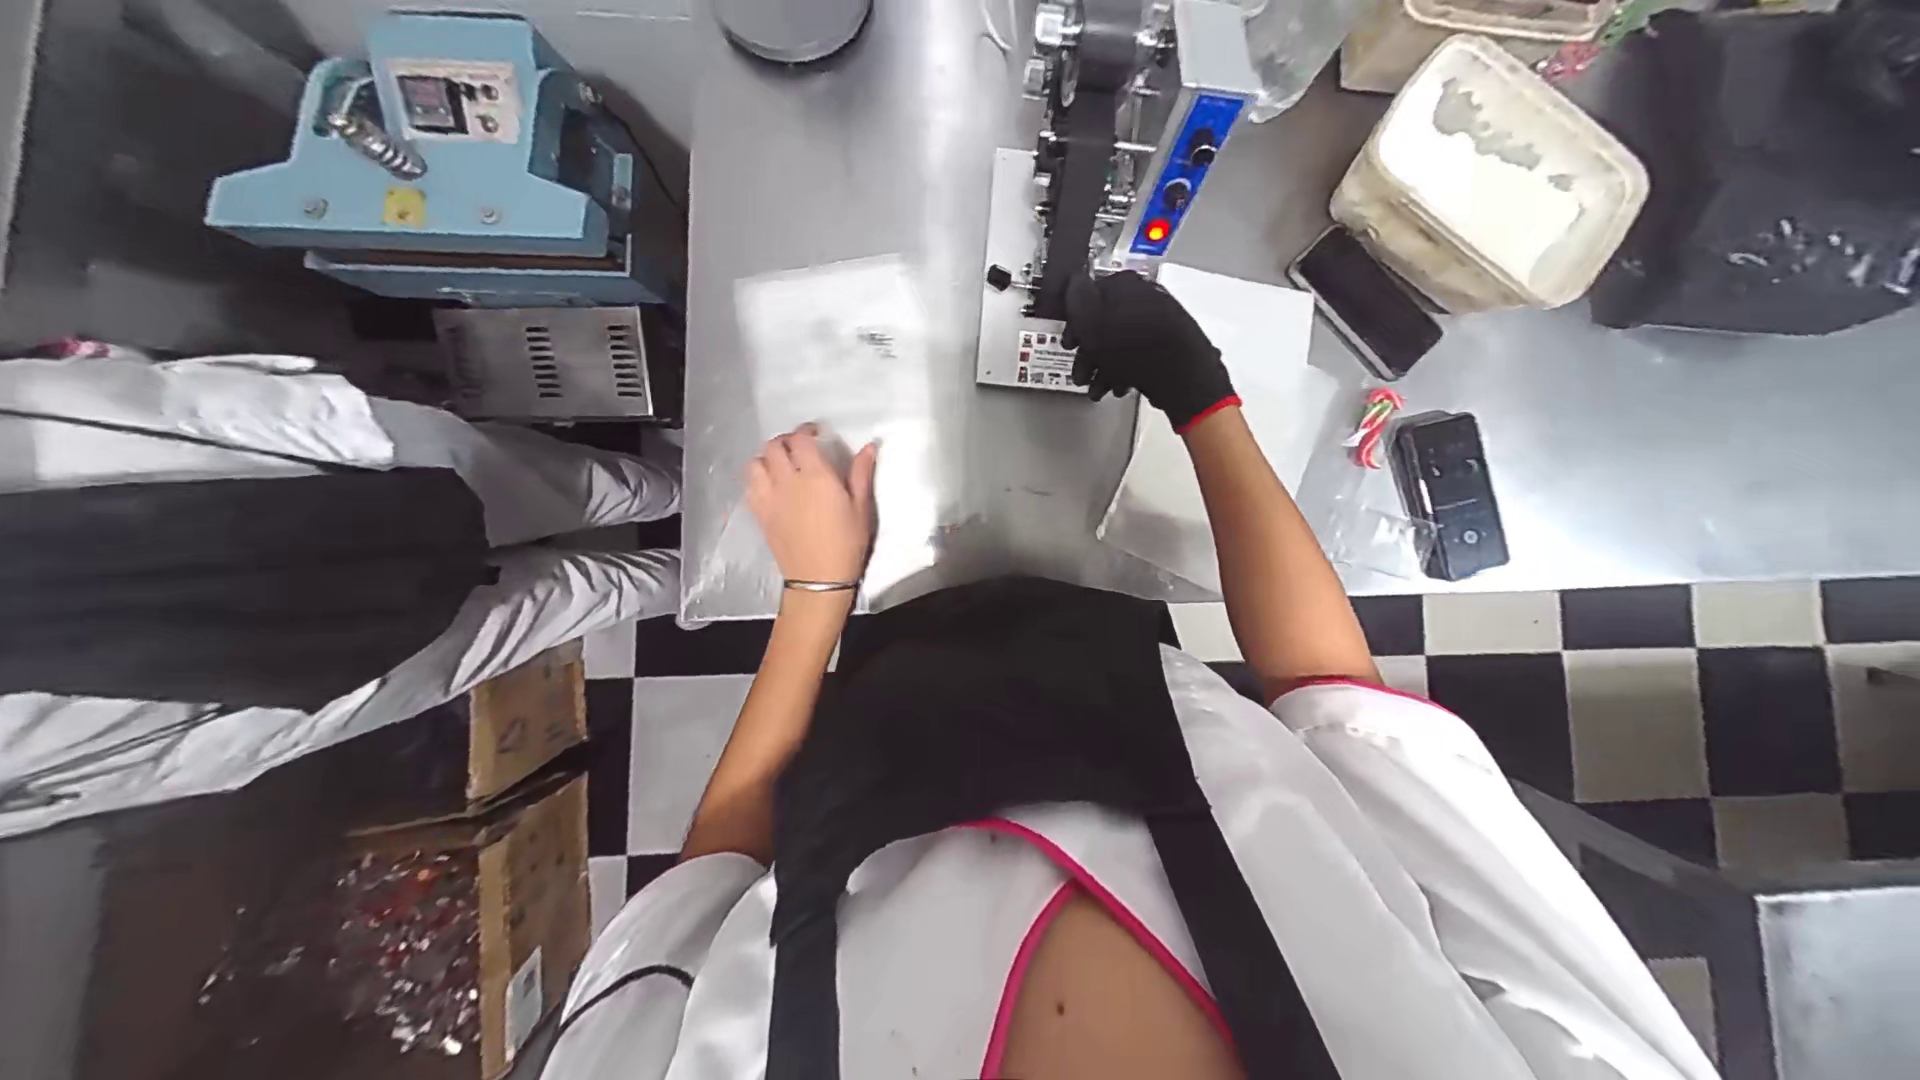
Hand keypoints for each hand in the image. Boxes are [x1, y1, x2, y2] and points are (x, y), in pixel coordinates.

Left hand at [745, 424, 878, 584]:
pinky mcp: (760, 514)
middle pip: (774, 447)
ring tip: (780, 463)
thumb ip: (861, 474)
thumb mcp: (861, 507)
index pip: (801, 440)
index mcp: (816, 476)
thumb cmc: (847, 543)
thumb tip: (868, 447)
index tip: (815, 432)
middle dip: (785, 441)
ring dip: (766, 457)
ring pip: (756, 463)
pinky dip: (757, 477)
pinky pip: (749, 485)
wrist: (819, 579)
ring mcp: (769, 498)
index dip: (806, 430)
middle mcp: (788, 481)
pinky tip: (769, 484)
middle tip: (798, 447)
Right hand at [1064, 270, 1236, 431]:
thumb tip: (1074, 280)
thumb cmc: (1128, 344)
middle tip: (1081, 374)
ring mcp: (1158, 322)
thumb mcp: (1088, 318)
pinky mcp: (1168, 345)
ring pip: (1120, 345)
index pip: (1089, 298)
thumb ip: (1076, 296)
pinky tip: (1117, 388)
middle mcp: (1143, 297)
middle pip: (1105, 326)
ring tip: (1096, 389)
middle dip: (1089, 354)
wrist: (1174, 370)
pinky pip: (1138, 357)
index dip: (1075, 324)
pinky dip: (1124, 372)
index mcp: (1123, 284)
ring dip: (1103, 368)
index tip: (1069, 344)